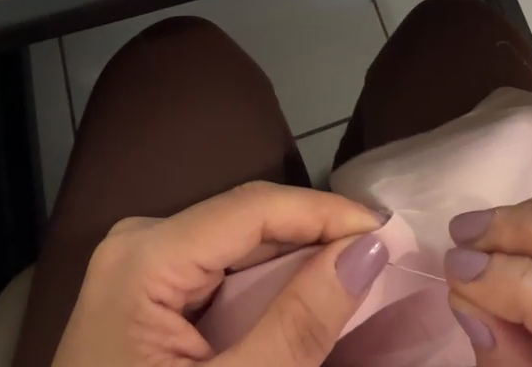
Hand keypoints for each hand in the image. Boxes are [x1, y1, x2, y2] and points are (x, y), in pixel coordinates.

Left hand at [50, 180, 388, 366]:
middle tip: (384, 255)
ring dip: (298, 258)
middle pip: (247, 221)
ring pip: (239, 244)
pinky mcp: (146, 291)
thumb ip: (298, 324)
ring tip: (359, 269)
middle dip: (317, 236)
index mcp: (144, 256)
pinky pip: (221, 270)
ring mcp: (140, 265)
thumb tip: (368, 249)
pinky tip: (307, 293)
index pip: (254, 208)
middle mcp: (139, 242)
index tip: (392, 231)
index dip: (327, 212)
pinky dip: (268, 284)